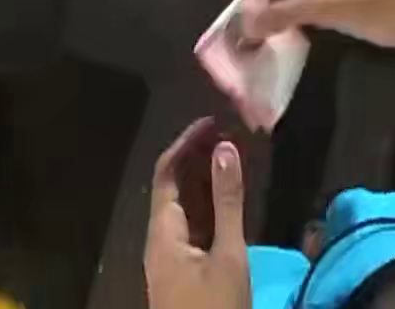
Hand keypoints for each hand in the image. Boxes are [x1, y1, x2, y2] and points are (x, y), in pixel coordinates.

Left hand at [145, 118, 249, 308]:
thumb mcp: (227, 255)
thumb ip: (227, 200)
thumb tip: (225, 146)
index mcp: (163, 232)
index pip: (167, 171)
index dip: (187, 141)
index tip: (214, 121)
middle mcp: (162, 239)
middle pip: (174, 185)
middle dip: (198, 155)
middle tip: (228, 132)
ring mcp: (173, 258)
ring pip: (186, 205)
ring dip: (206, 177)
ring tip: (232, 153)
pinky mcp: (187, 272)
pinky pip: (195, 224)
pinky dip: (212, 203)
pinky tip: (231, 194)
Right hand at [218, 0, 394, 76]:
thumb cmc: (365, 0)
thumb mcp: (319, 4)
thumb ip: (279, 14)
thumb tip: (243, 28)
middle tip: (237, 21)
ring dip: (269, 9)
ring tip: (254, 34)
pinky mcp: (334, 0)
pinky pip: (300, 5)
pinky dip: (286, 18)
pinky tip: (281, 36)